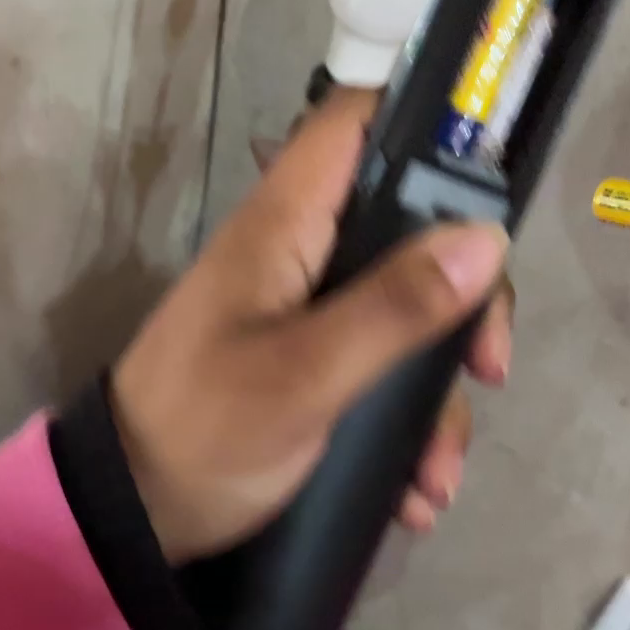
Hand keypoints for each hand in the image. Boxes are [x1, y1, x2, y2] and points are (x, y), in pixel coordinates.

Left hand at [111, 87, 513, 564]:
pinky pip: (372, 366)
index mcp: (278, 228)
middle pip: (403, 229)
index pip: (347, 127)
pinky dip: (399, 421)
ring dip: (433, 387)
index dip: (422, 124)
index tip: (495, 177)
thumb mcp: (304, 376)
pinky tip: (412, 489)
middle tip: (486, 369)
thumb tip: (485, 235)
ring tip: (435, 475)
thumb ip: (391, 307)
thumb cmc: (205, 432)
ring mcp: (296, 311)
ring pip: (399, 310)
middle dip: (460, 298)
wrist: (134, 505)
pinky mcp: (299, 362)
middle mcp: (291, 256)